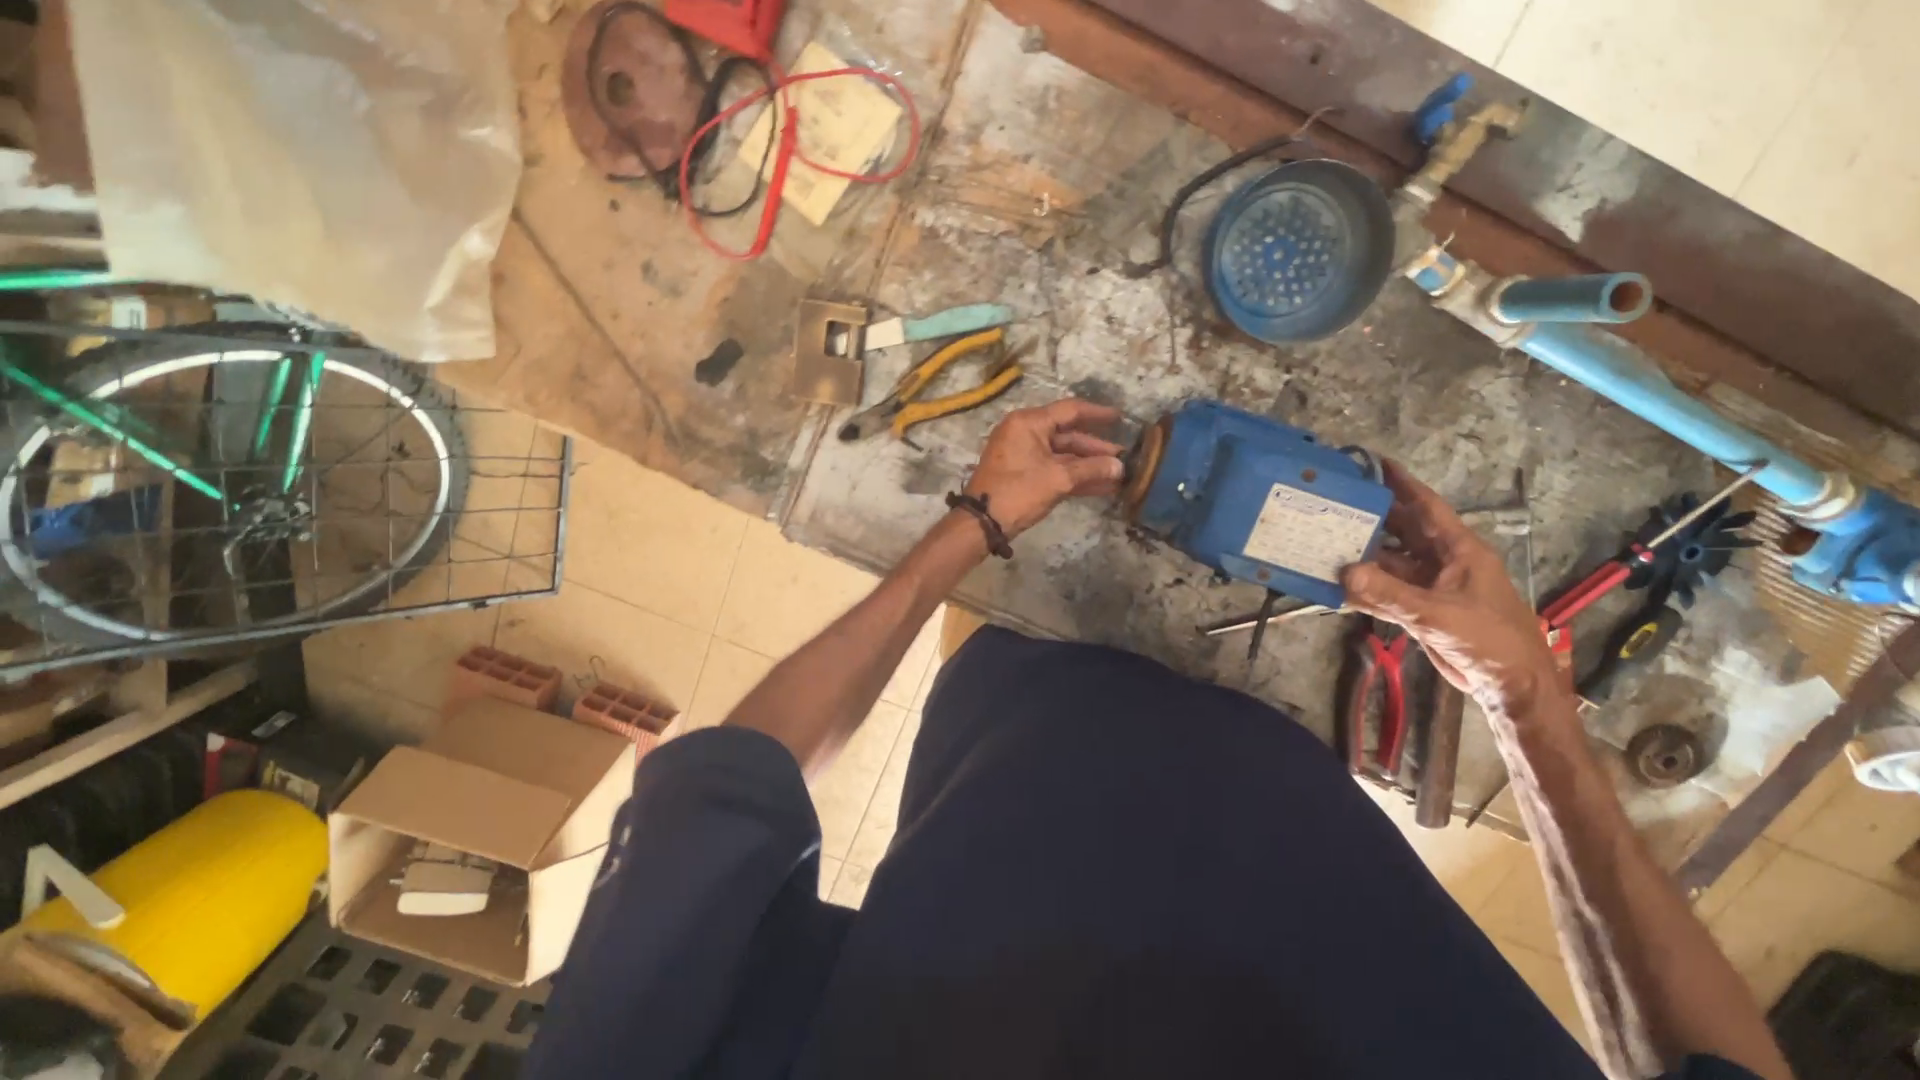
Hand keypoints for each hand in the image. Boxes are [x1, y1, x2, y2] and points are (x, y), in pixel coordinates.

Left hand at [965, 399, 1125, 536]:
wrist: (982, 523)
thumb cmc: (1018, 492)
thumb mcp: (1058, 479)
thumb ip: (1091, 470)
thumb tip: (1120, 467)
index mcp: (1029, 423)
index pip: (1070, 410)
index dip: (1097, 414)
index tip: (1120, 418)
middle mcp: (1025, 432)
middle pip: (1068, 435)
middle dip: (1096, 449)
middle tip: (1124, 458)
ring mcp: (1024, 454)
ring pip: (1063, 455)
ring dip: (1089, 466)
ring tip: (1119, 475)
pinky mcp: (1024, 474)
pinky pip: (1054, 469)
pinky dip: (1075, 477)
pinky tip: (1102, 487)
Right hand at [1340, 461, 1564, 716]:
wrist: (1511, 684)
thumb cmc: (1487, 639)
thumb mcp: (1437, 614)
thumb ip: (1390, 594)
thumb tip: (1344, 572)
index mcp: (1459, 550)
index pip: (1426, 506)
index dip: (1401, 483)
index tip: (1371, 461)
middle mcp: (1443, 562)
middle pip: (1403, 530)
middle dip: (1372, 515)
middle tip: (1334, 500)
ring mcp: (1431, 587)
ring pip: (1391, 563)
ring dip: (1363, 554)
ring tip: (1325, 539)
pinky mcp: (1422, 610)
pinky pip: (1387, 592)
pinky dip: (1365, 588)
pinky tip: (1337, 584)